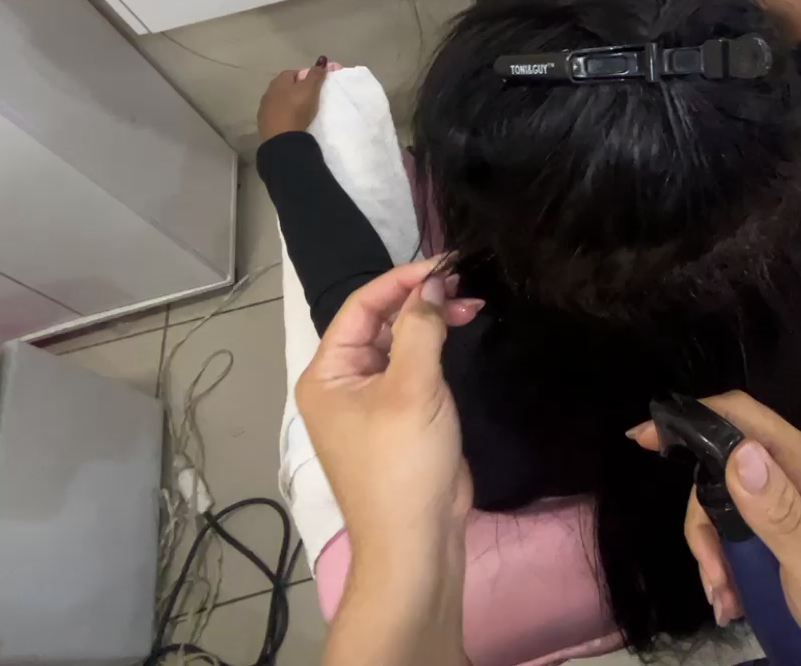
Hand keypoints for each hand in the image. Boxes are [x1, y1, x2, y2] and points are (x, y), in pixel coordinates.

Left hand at [258, 58, 336, 142]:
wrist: (282, 137)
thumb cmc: (297, 108)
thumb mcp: (310, 89)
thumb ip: (316, 75)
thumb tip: (321, 60)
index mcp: (279, 81)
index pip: (293, 72)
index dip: (305, 76)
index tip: (315, 85)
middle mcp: (269, 91)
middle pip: (284, 86)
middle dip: (296, 88)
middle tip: (310, 97)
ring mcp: (264, 107)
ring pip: (279, 99)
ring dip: (288, 101)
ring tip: (301, 109)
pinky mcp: (264, 122)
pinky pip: (276, 113)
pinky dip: (284, 113)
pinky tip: (291, 120)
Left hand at [294, 259, 484, 555]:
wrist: (417, 535)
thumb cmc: (403, 460)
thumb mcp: (411, 387)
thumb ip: (419, 327)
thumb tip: (430, 283)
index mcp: (328, 373)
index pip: (361, 307)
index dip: (401, 280)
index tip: (445, 264)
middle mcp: (344, 380)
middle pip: (381, 320)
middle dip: (420, 299)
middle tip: (464, 285)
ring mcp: (373, 396)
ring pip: (402, 338)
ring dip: (433, 318)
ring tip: (471, 305)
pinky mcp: (401, 409)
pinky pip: (415, 361)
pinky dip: (438, 342)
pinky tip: (461, 329)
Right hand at [629, 392, 800, 665]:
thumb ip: (778, 511)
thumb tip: (735, 450)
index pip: (740, 415)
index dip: (690, 418)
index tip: (642, 441)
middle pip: (729, 465)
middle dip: (705, 519)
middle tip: (713, 580)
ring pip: (737, 499)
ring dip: (719, 547)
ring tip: (726, 601)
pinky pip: (757, 523)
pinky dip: (737, 557)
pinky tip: (737, 597)